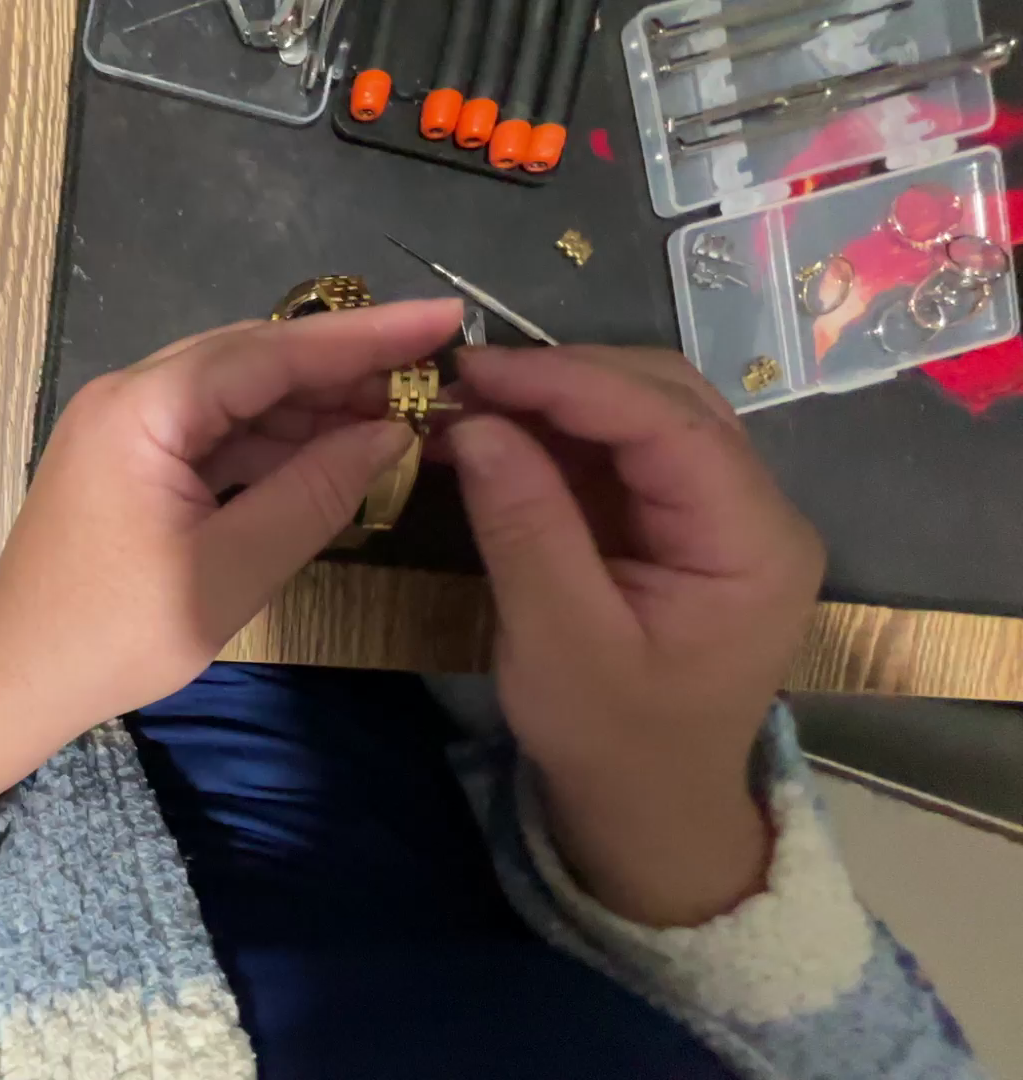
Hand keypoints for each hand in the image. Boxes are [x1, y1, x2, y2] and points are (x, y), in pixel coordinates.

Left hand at [0, 299, 463, 813]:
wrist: (17, 677)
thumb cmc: (117, 635)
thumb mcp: (232, 569)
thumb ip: (314, 492)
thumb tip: (388, 432)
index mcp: (142, 409)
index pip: (269, 351)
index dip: (364, 336)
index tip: (443, 320)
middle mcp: (124, 398)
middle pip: (247, 362)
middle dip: (337, 371)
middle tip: (427, 379)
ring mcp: (118, 428)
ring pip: (228, 398)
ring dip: (302, 411)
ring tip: (388, 420)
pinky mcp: (122, 462)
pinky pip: (204, 435)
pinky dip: (261, 446)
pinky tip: (317, 457)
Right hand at [438, 345, 824, 925]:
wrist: (641, 795)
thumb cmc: (608, 732)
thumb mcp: (556, 637)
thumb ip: (522, 527)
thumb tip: (472, 426)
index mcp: (748, 542)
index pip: (668, 425)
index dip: (569, 383)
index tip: (474, 371)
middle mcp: (745, 508)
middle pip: (664, 400)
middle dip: (558, 379)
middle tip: (459, 383)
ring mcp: (704, 511)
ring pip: (635, 414)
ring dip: (548, 399)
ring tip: (464, 402)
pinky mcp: (660, 521)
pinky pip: (605, 453)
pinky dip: (543, 435)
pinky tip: (488, 434)